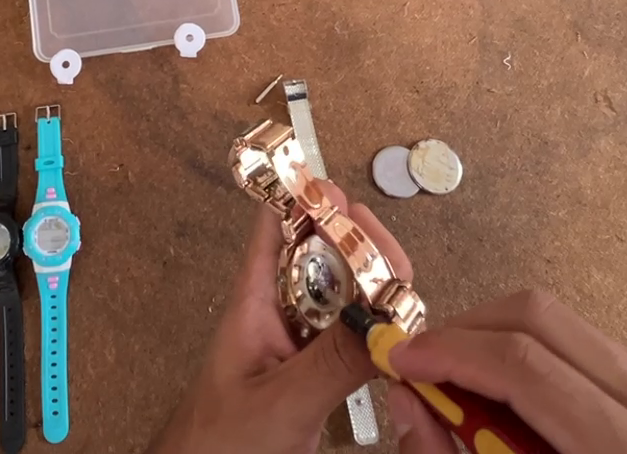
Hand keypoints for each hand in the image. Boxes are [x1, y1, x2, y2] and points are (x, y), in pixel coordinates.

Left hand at [148, 182, 412, 453]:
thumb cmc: (222, 439)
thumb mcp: (279, 400)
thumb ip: (330, 363)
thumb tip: (387, 321)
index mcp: (256, 296)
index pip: (276, 225)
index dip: (306, 199)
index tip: (344, 197)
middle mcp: (280, 305)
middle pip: (319, 251)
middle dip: (355, 241)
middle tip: (393, 255)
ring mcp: (299, 336)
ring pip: (340, 289)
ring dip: (371, 281)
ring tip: (404, 286)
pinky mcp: (316, 369)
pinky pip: (350, 332)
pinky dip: (375, 325)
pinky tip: (400, 329)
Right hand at [384, 290, 626, 453]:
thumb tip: (403, 397)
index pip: (525, 367)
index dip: (450, 353)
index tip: (401, 361)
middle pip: (536, 318)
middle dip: (465, 330)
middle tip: (423, 362)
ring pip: (555, 318)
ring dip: (491, 334)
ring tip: (459, 376)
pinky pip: (577, 339)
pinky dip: (527, 349)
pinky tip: (508, 391)